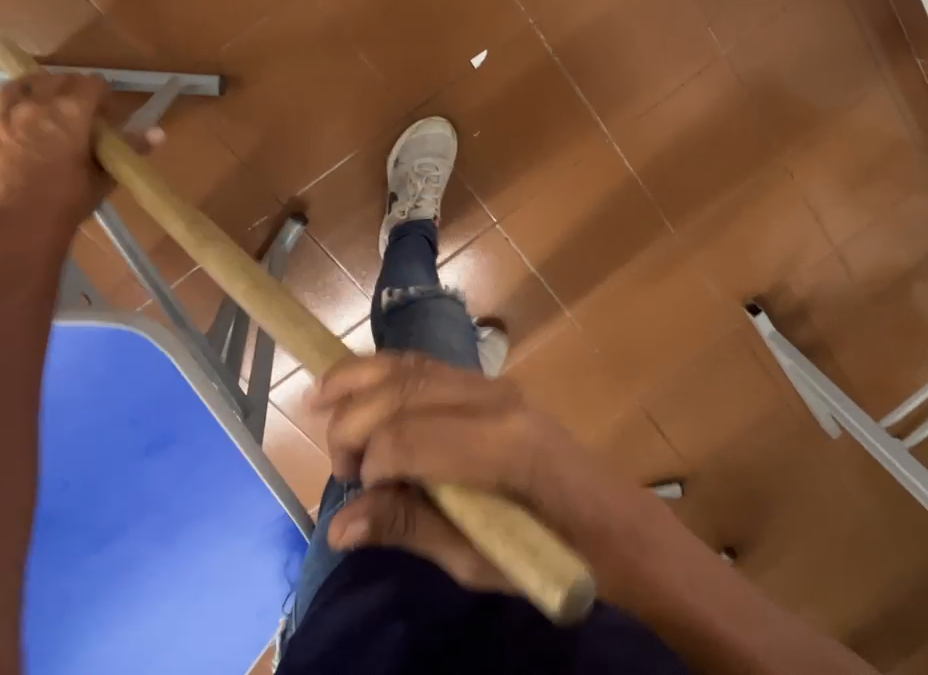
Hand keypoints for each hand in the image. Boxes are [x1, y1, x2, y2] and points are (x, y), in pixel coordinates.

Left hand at [0, 73, 157, 244]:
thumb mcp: (104, 176)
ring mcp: (1, 117)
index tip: (105, 111)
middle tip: (78, 112)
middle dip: (71, 89)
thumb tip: (159, 133)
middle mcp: (34, 105)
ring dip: (36, 91)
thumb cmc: (66, 204)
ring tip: (43, 109)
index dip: (102, 94)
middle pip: (56, 79)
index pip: (91, 83)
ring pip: (20, 85)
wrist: (14, 230)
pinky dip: (9, 114)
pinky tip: (16, 133)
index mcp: (70, 112)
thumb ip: (129, 148)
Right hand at [314, 353, 653, 593]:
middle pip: (404, 392)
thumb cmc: (551, 554)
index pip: (407, 437)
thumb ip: (411, 527)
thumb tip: (339, 525)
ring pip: (415, 368)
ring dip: (362, 379)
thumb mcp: (479, 559)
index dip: (369, 464)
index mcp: (501, 447)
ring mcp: (498, 386)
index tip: (358, 496)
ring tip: (319, 398)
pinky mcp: (494, 386)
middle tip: (338, 467)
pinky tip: (361, 383)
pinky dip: (389, 373)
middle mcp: (497, 400)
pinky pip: (431, 369)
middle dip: (354, 421)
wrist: (609, 523)